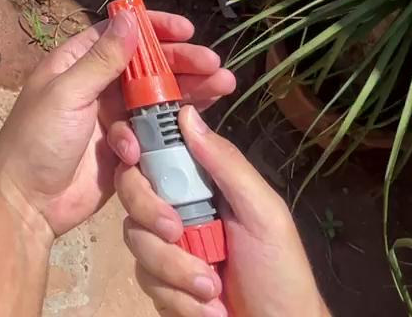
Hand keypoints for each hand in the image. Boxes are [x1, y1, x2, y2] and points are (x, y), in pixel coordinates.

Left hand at [0, 8, 235, 240]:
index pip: (120, 35)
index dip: (154, 29)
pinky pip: (156, 132)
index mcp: (77, 63)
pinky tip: (192, 125)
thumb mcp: (68, 93)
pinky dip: (173, 128)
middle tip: (214, 64)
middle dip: (181, 62)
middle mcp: (98, 85)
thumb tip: (128, 19)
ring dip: (188, 91)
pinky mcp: (125, 148)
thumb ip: (101, 60)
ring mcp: (113, 117)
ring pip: (157, 97)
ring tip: (223, 85)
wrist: (27, 202)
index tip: (186, 29)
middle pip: (147, 66)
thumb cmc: (37, 139)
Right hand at [111, 105, 328, 316]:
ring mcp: (164, 245)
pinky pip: (144, 278)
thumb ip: (227, 165)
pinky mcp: (159, 282)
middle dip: (152, 216)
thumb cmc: (280, 273)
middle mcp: (176, 206)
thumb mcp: (263, 214)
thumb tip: (186, 114)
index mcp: (200, 182)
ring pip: (135, 238)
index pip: (153, 150)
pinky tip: (205, 310)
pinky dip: (176, 298)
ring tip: (211, 290)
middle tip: (178, 234)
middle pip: (132, 191)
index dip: (133, 147)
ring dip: (173, 269)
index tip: (132, 156)